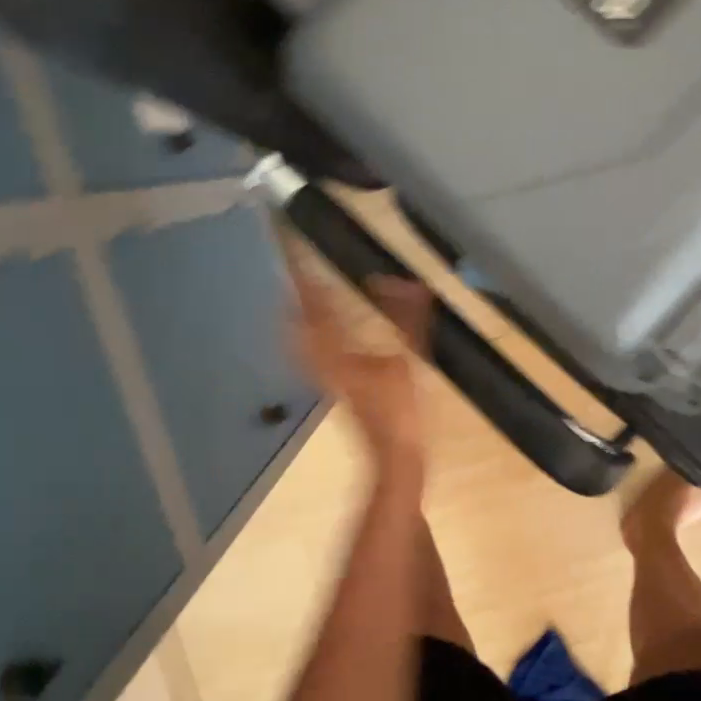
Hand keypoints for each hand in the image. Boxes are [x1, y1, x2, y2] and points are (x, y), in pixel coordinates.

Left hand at [291, 270, 432, 469]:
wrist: (393, 455)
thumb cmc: (401, 409)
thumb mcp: (409, 359)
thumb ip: (407, 317)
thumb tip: (402, 280)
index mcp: (335, 347)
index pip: (313, 301)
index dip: (301, 272)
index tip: (292, 245)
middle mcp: (319, 357)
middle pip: (295, 316)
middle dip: (294, 289)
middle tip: (294, 260)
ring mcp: (321, 372)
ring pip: (298, 333)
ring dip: (299, 307)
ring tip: (302, 285)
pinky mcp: (330, 381)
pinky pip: (308, 347)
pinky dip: (308, 328)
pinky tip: (318, 325)